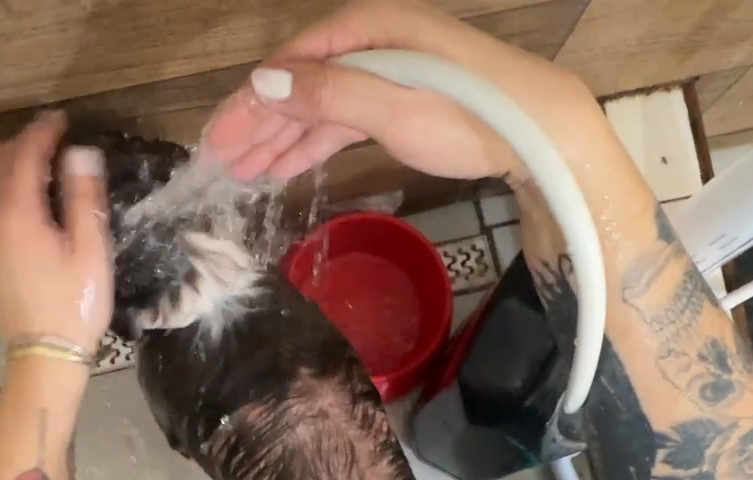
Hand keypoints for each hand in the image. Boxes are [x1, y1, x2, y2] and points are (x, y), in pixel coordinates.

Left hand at [0, 112, 112, 352]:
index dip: (44, 132)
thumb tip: (80, 153)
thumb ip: (84, 197)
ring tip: (16, 153)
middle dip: (20, 143)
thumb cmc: (75, 305)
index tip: (62, 120)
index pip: (26, 154)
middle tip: (47, 139)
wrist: (44, 353)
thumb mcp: (91, 251)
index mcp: (17, 211)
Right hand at [201, 0, 599, 182]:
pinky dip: (309, 150)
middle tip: (218, 163)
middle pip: (297, 88)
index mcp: (365, 33)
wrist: (534, 133)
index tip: (219, 138)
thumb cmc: (469, 113)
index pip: (291, 65)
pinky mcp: (390, 110)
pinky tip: (283, 169)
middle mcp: (366, 49)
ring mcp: (378, 80)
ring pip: (314, 112)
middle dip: (256, 125)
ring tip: (241, 174)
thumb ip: (330, 93)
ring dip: (278, 142)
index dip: (251, 101)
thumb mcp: (394, 103)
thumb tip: (264, 84)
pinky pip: (337, 129)